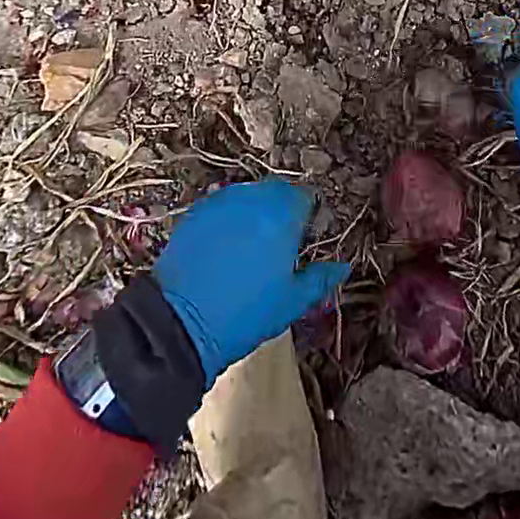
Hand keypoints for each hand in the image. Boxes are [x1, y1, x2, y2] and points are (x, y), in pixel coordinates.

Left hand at [154, 178, 348, 385]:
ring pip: (249, 196)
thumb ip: (320, 278)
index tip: (306, 240)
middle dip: (284, 211)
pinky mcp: (195, 214)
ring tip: (252, 246)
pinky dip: (230, 219)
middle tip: (281, 244)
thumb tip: (343, 267)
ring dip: (257, 212)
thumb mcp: (292, 301)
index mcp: (282, 215)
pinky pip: (223, 207)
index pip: (307, 197)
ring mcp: (220, 203)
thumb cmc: (245, 313)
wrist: (176, 326)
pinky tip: (226, 248)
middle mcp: (253, 199)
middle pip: (278, 192)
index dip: (310, 216)